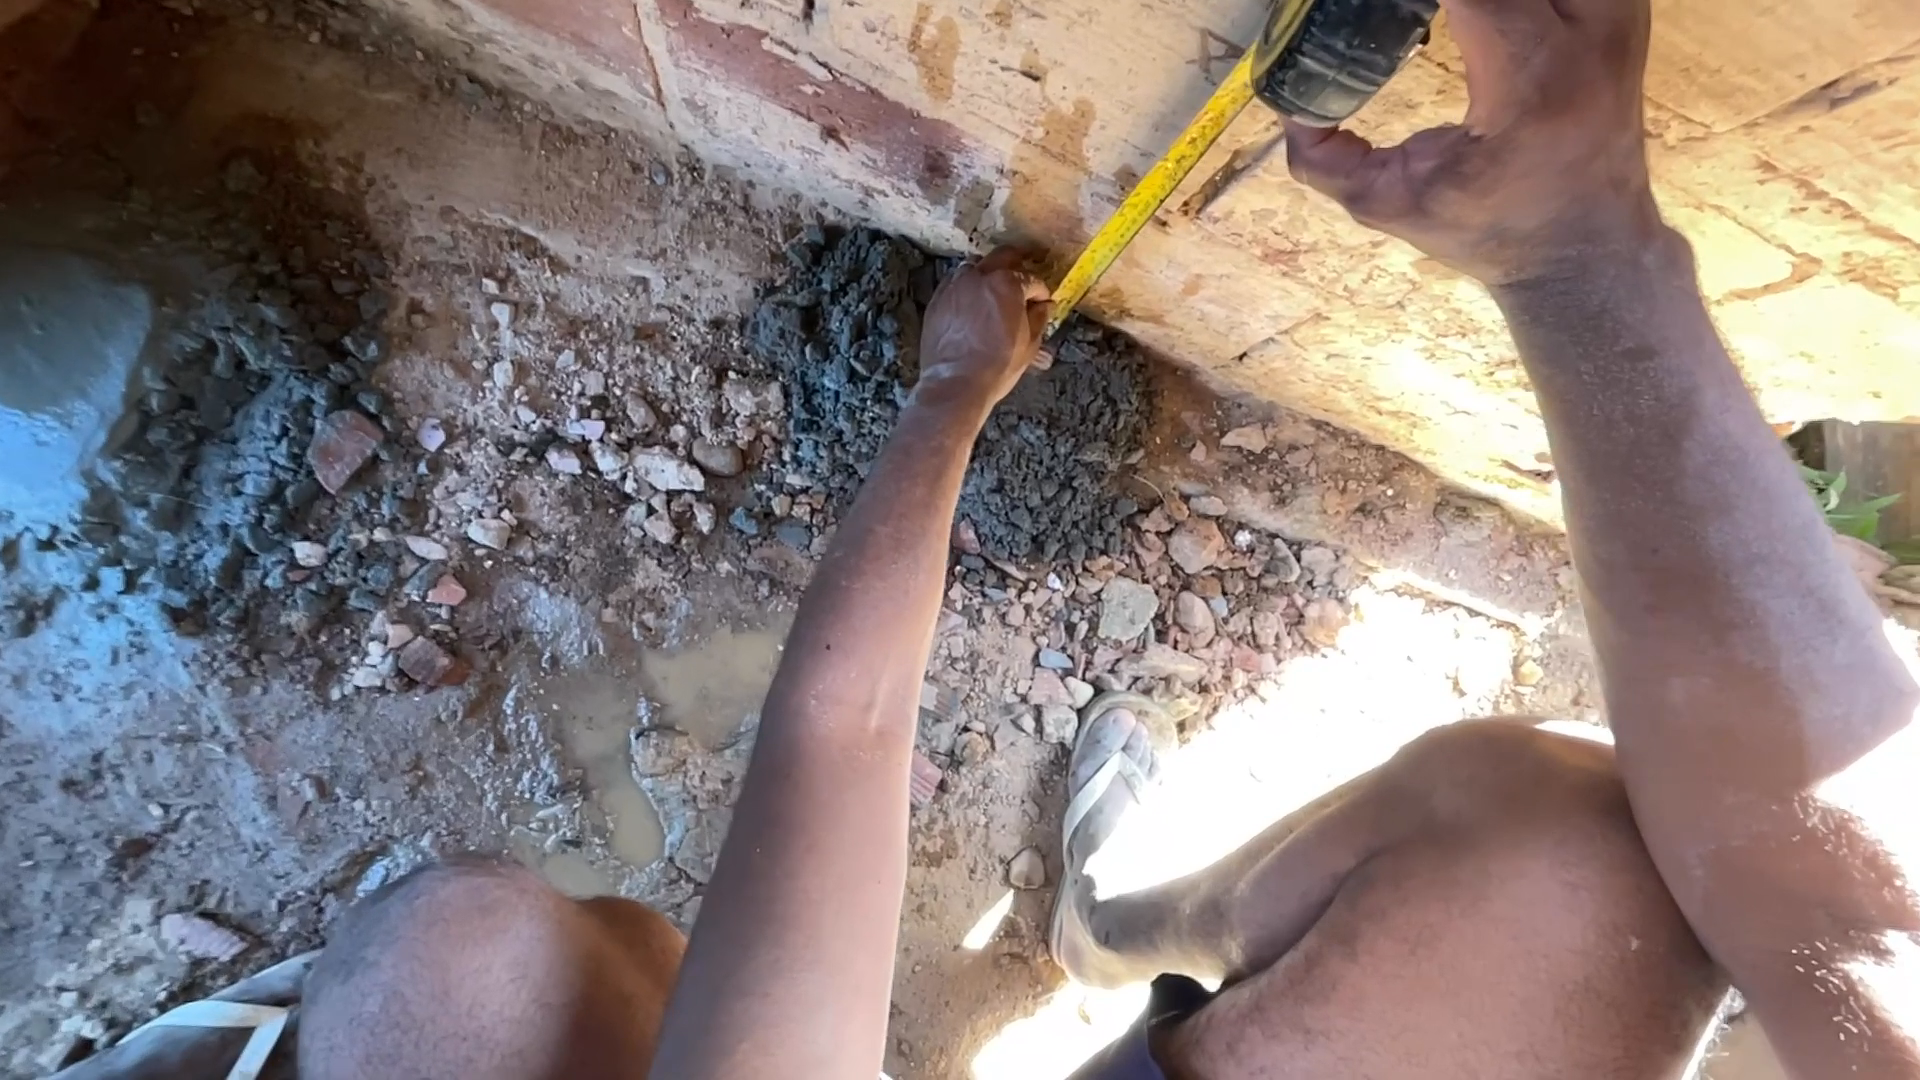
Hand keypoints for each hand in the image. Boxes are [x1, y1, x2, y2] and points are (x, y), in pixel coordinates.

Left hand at [914, 248, 1049, 409]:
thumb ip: (1039, 318)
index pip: (1032, 280)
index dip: (1040, 292)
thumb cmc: (996, 366)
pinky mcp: (937, 299)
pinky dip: (966, 290)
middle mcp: (979, 276)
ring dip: (987, 276)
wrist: (955, 383)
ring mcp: (955, 286)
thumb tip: (1044, 306)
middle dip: (1016, 267)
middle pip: (1002, 257)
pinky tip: (971, 307)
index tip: (1041, 303)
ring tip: (993, 294)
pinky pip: (954, 285)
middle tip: (1022, 282)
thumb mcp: (1029, 345)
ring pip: (975, 268)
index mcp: (1008, 284)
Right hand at [1285, 0, 1660, 284]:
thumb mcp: (1386, 203)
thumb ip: (1325, 161)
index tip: (1354, 6)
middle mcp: (1591, 24)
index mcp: (1531, 81)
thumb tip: (1289, 107)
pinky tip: (1466, 13)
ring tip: (1413, 14)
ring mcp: (1616, 2)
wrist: (1578, 238)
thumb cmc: (1479, 227)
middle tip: (1380, 12)